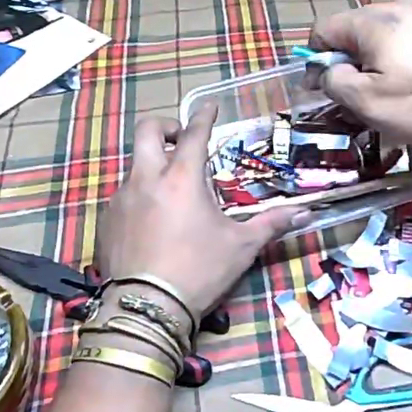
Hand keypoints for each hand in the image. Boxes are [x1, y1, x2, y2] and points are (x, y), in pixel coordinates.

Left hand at [94, 105, 309, 318]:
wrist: (146, 305)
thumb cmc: (198, 271)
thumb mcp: (240, 247)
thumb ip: (271, 224)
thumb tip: (306, 213)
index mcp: (181, 178)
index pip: (195, 134)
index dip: (204, 116)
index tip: (209, 105)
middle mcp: (146, 179)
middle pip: (148, 130)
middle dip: (166, 126)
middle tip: (183, 141)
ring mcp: (121, 198)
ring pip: (134, 165)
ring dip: (153, 167)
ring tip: (172, 193)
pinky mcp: (106, 220)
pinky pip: (123, 196)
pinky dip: (139, 197)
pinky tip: (151, 222)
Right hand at [310, 0, 411, 142]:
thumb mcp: (368, 102)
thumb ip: (335, 83)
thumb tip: (330, 71)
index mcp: (372, 20)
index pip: (322, 28)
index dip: (314, 59)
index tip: (323, 89)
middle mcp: (398, 4)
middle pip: (353, 30)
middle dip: (347, 62)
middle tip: (358, 98)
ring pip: (382, 34)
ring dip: (375, 62)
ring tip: (391, 94)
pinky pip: (409, 37)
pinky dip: (402, 58)